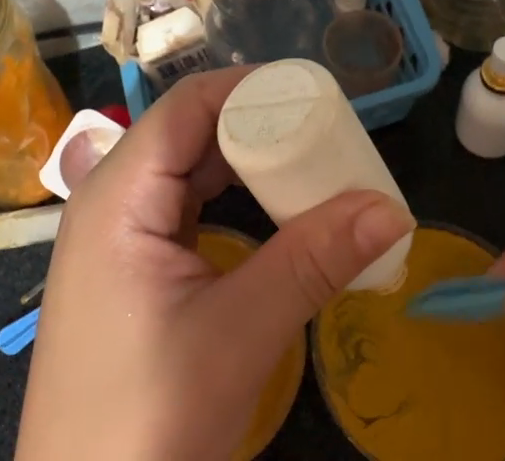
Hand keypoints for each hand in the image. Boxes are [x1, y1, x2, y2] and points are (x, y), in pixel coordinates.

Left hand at [16, 67, 414, 460]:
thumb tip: (393, 208)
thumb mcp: (238, 334)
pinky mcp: (131, 272)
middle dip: (260, 128)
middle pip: (190, 133)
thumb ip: (313, 262)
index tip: (319, 97)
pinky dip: (235, 204)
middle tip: (332, 138)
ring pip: (190, 172)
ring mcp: (117, 238)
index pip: (187, 105)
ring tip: (317, 170)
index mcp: (118, 195)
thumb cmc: (148, 416)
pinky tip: (277, 216)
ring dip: (251, 167)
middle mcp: (111, 201)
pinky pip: (187, 211)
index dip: (251, 89)